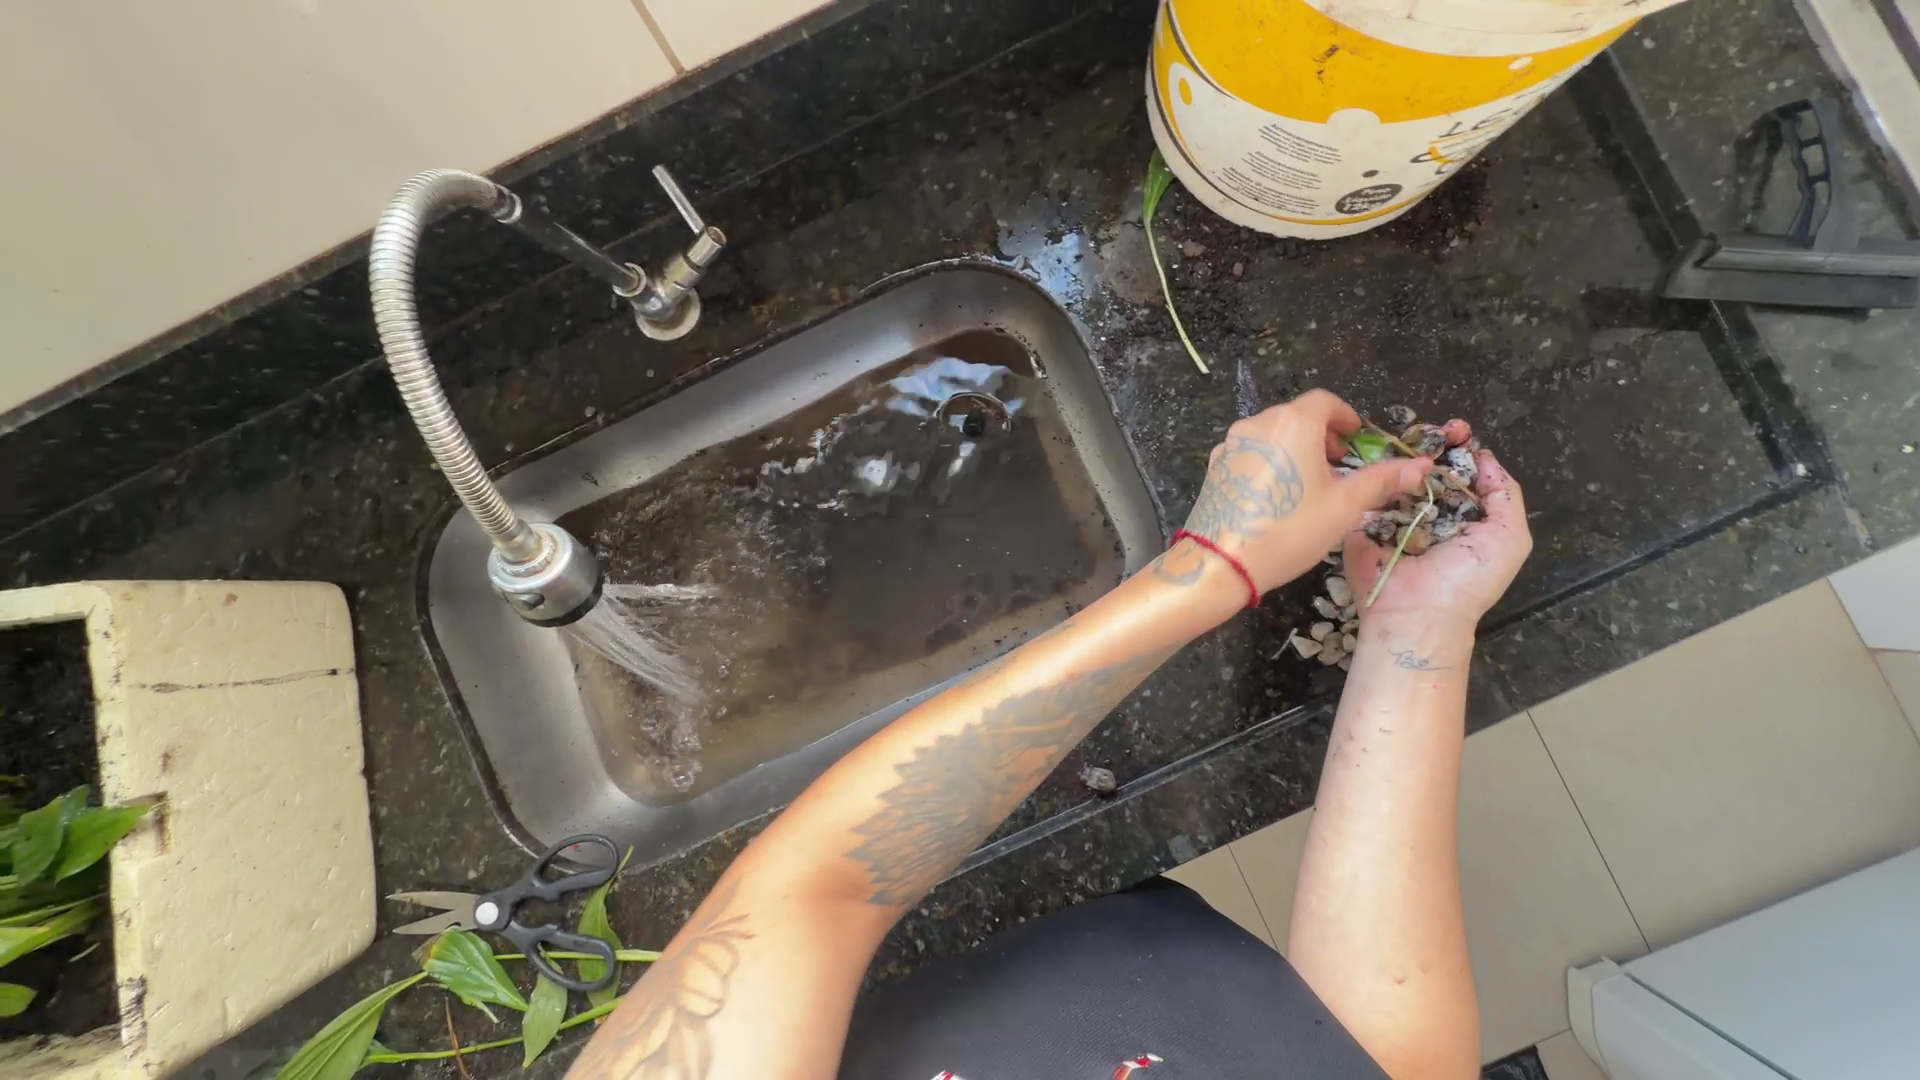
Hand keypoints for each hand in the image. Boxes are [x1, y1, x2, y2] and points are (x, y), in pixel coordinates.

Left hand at [1157, 390, 1431, 596]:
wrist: (1222, 562)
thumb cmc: (1290, 530)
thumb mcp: (1344, 506)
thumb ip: (1381, 480)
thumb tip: (1420, 466)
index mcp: (1291, 423)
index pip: (1323, 402)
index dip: (1344, 416)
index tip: (1356, 438)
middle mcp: (1257, 425)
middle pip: (1295, 416)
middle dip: (1322, 434)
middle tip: (1339, 463)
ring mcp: (1230, 446)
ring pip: (1271, 435)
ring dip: (1295, 448)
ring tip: (1312, 482)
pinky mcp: (1215, 467)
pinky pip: (1250, 453)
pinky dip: (1271, 461)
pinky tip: (1279, 494)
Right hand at [1343, 436, 1531, 634]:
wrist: (1418, 613)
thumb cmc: (1468, 579)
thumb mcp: (1509, 537)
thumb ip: (1504, 495)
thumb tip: (1484, 458)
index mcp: (1457, 514)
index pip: (1456, 471)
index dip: (1458, 447)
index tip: (1456, 428)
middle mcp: (1422, 511)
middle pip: (1422, 467)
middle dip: (1429, 444)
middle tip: (1435, 427)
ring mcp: (1387, 516)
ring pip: (1391, 476)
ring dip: (1397, 456)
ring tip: (1402, 440)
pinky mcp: (1358, 524)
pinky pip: (1363, 494)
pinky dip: (1368, 478)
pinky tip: (1373, 463)